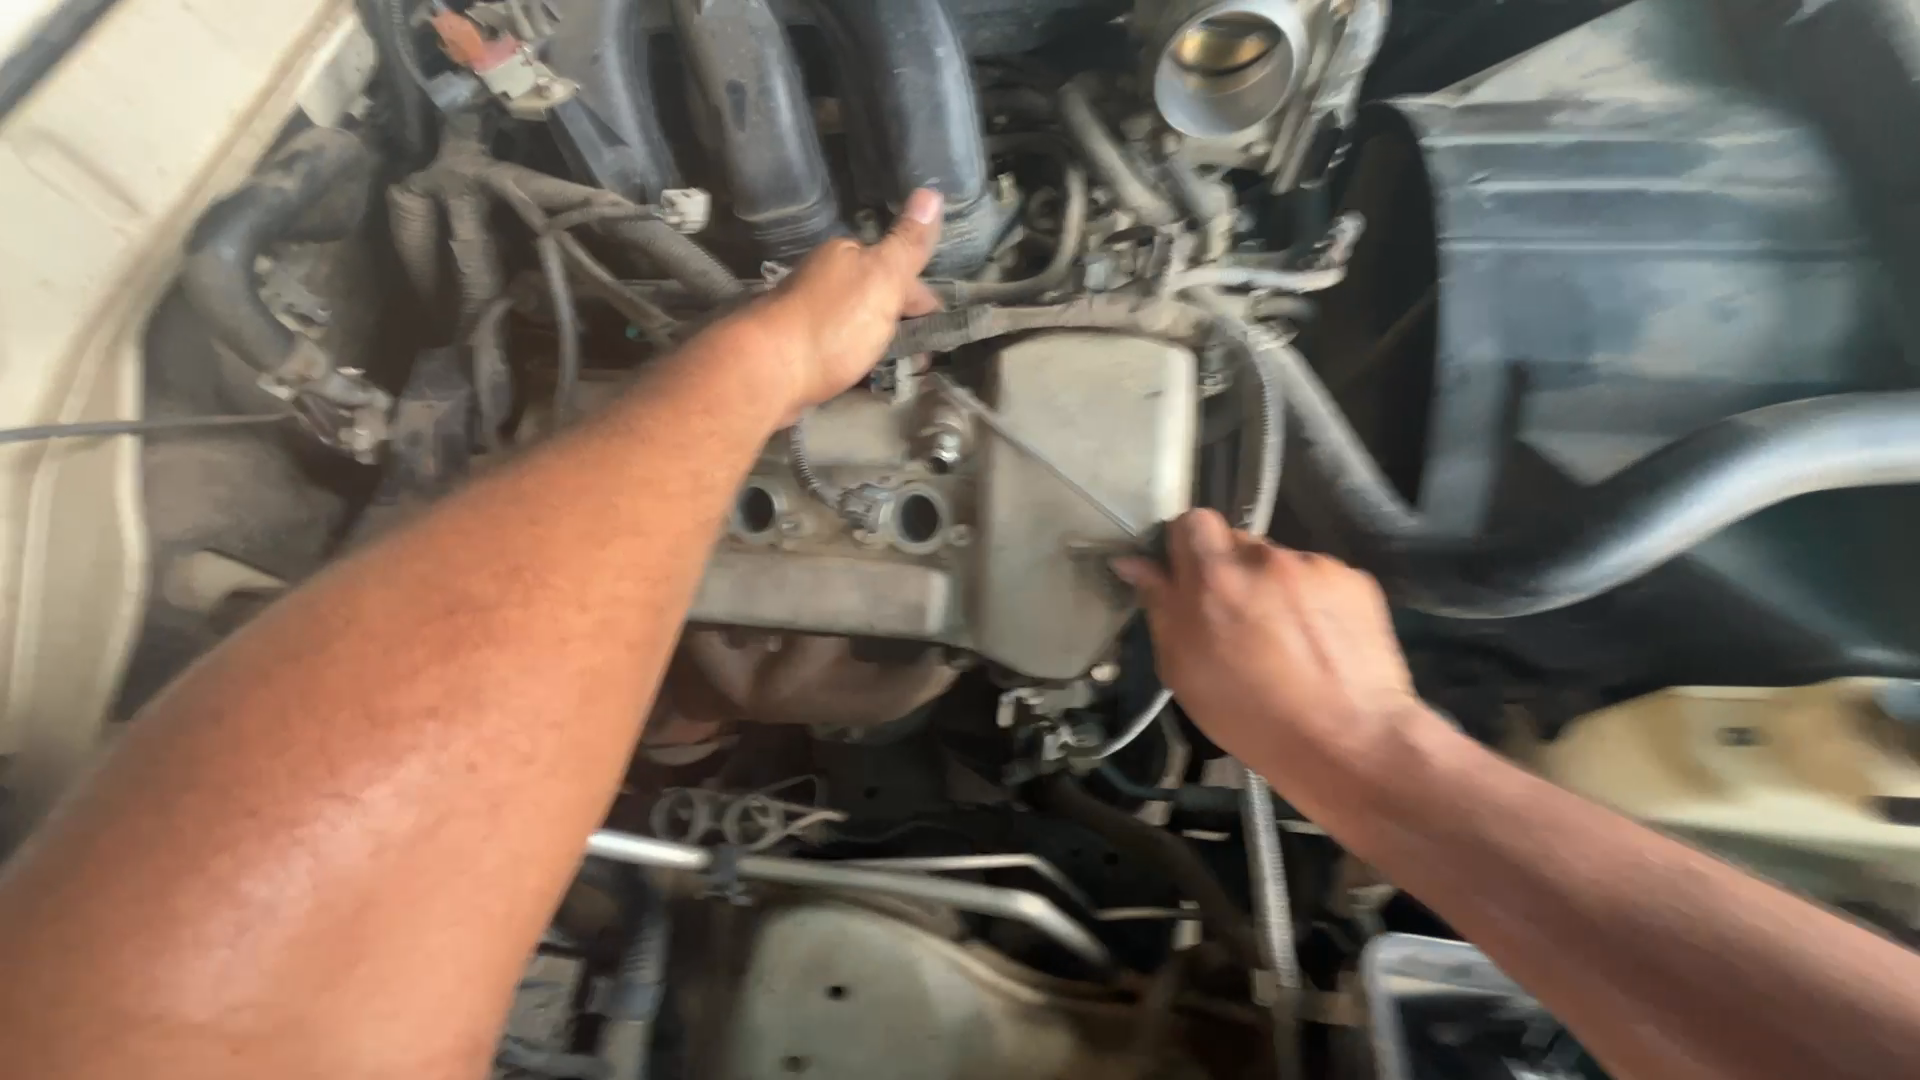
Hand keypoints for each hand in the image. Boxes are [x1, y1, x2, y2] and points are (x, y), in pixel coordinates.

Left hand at [744, 188, 943, 416]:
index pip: (898, 270)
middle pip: (876, 298)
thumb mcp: (882, 278)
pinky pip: (840, 351)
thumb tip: (930, 193)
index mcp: (846, 257)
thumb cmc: (833, 323)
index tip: (938, 329)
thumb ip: (908, 244)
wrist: (769, 372)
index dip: (922, 299)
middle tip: (921, 356)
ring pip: (858, 326)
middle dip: (901, 323)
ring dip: (880, 345)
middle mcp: (824, 280)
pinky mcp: (798, 351)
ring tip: (897, 370)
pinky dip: (858, 362)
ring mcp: (809, 316)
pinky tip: (865, 376)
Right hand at [1112, 509, 1418, 767]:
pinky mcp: (1355, 579)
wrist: (1350, 743)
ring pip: (1277, 562)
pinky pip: (1317, 577)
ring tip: (1282, 637)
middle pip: (1235, 543)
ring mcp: (1314, 566)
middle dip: (1228, 572)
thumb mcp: (1182, 668)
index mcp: (1213, 577)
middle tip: (1235, 618)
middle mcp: (1263, 558)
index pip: (1190, 521)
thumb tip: (1133, 562)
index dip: (1186, 546)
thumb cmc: (1250, 715)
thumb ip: (1159, 605)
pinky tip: (1317, 640)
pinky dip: (1310, 599)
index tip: (1188, 579)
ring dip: (1270, 586)